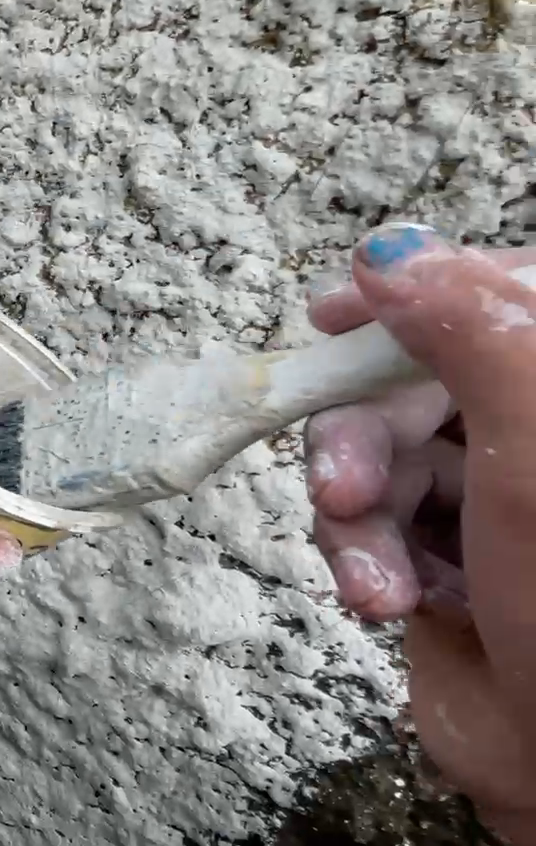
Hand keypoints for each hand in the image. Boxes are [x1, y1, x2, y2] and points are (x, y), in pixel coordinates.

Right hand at [303, 243, 535, 620]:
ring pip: (376, 458)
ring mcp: (498, 497)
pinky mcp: (444, 547)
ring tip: (376, 579)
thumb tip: (389, 249)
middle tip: (346, 493)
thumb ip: (476, 334)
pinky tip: (382, 596)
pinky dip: (359, 554)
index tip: (334, 316)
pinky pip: (365, 516)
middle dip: (362, 445)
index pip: (510, 299)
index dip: (419, 296)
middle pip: (412, 389)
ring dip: (354, 516)